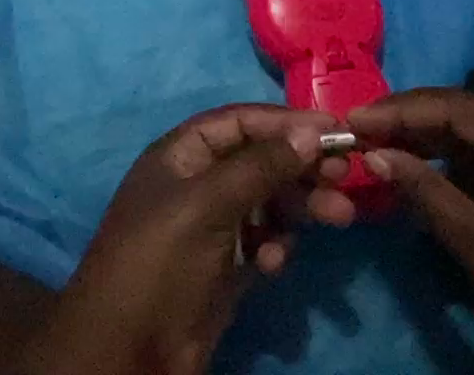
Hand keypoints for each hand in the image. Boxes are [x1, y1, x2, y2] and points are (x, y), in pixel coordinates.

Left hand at [17, 105, 354, 374]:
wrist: (127, 353)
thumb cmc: (161, 261)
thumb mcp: (208, 204)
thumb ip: (260, 166)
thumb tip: (311, 132)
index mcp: (181, 154)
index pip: (239, 122)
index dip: (284, 122)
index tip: (334, 129)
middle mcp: (197, 182)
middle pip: (259, 160)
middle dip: (300, 167)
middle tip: (345, 177)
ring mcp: (211, 225)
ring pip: (267, 201)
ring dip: (299, 206)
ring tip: (338, 217)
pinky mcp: (224, 266)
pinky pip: (262, 240)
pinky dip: (276, 245)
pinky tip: (275, 262)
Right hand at [348, 90, 473, 374]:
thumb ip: (426, 192)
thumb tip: (373, 153)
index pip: (464, 108)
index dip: (403, 110)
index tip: (354, 118)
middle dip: (415, 123)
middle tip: (361, 130)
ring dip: (434, 143)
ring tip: (381, 146)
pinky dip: (460, 167)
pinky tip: (423, 170)